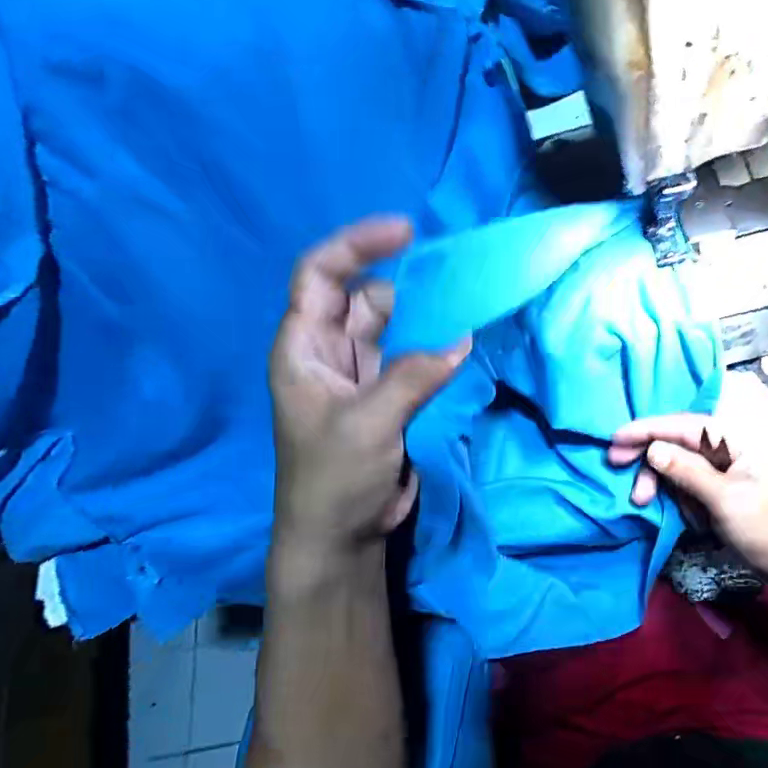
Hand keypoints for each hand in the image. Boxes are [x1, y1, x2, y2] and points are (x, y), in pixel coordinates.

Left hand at [269, 217, 469, 553]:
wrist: (339, 535)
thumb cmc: (333, 477)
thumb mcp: (369, 424)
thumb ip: (413, 378)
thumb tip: (462, 340)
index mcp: (303, 348)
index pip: (320, 276)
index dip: (357, 246)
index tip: (405, 232)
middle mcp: (329, 352)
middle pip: (362, 296)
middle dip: (402, 282)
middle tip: (452, 277)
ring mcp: (360, 375)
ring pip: (391, 327)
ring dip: (424, 316)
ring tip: (464, 303)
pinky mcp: (386, 397)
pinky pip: (410, 358)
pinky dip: (433, 348)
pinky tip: (460, 341)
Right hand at [607, 371, 767, 587]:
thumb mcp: (724, 500)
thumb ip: (686, 470)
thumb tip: (652, 448)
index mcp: (742, 439)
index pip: (686, 425)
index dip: (647, 430)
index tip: (615, 441)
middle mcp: (736, 447)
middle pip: (681, 445)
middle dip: (655, 466)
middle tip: (634, 492)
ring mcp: (733, 469)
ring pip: (684, 467)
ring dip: (669, 488)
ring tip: (665, 514)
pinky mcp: (729, 489)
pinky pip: (695, 485)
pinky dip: (685, 499)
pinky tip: (692, 520)